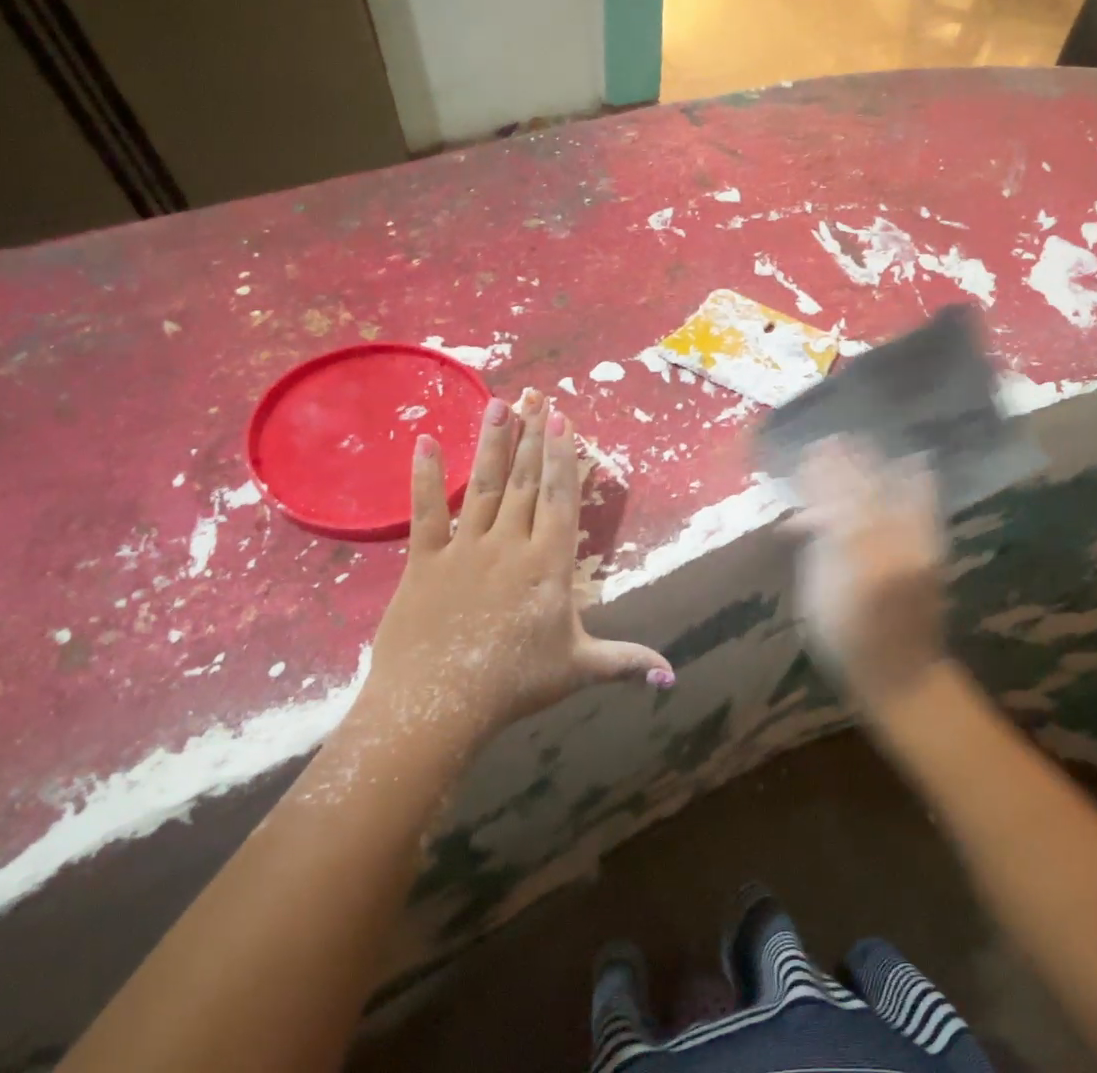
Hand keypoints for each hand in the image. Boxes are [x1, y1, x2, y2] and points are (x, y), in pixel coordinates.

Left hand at [364, 392, 672, 743]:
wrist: (438, 702)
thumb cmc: (515, 683)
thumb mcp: (579, 670)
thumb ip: (626, 663)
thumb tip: (672, 676)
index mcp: (548, 564)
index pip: (559, 498)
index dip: (562, 455)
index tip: (562, 417)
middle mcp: (509, 545)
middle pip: (525, 481)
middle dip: (532, 436)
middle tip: (535, 394)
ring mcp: (464, 550)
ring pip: (483, 486)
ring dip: (492, 443)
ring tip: (498, 403)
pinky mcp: (424, 562)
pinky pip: (425, 511)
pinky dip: (425, 476)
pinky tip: (425, 441)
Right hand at [790, 436, 948, 706]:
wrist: (902, 673)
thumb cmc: (846, 641)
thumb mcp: (818, 599)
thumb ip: (818, 552)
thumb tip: (811, 515)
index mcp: (851, 560)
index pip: (834, 505)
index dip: (820, 477)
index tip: (806, 453)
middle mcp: (886, 548)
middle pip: (863, 494)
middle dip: (845, 465)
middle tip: (829, 440)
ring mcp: (915, 549)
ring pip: (892, 496)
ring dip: (875, 467)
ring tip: (859, 443)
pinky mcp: (933, 554)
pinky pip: (926, 510)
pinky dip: (919, 483)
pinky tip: (915, 462)